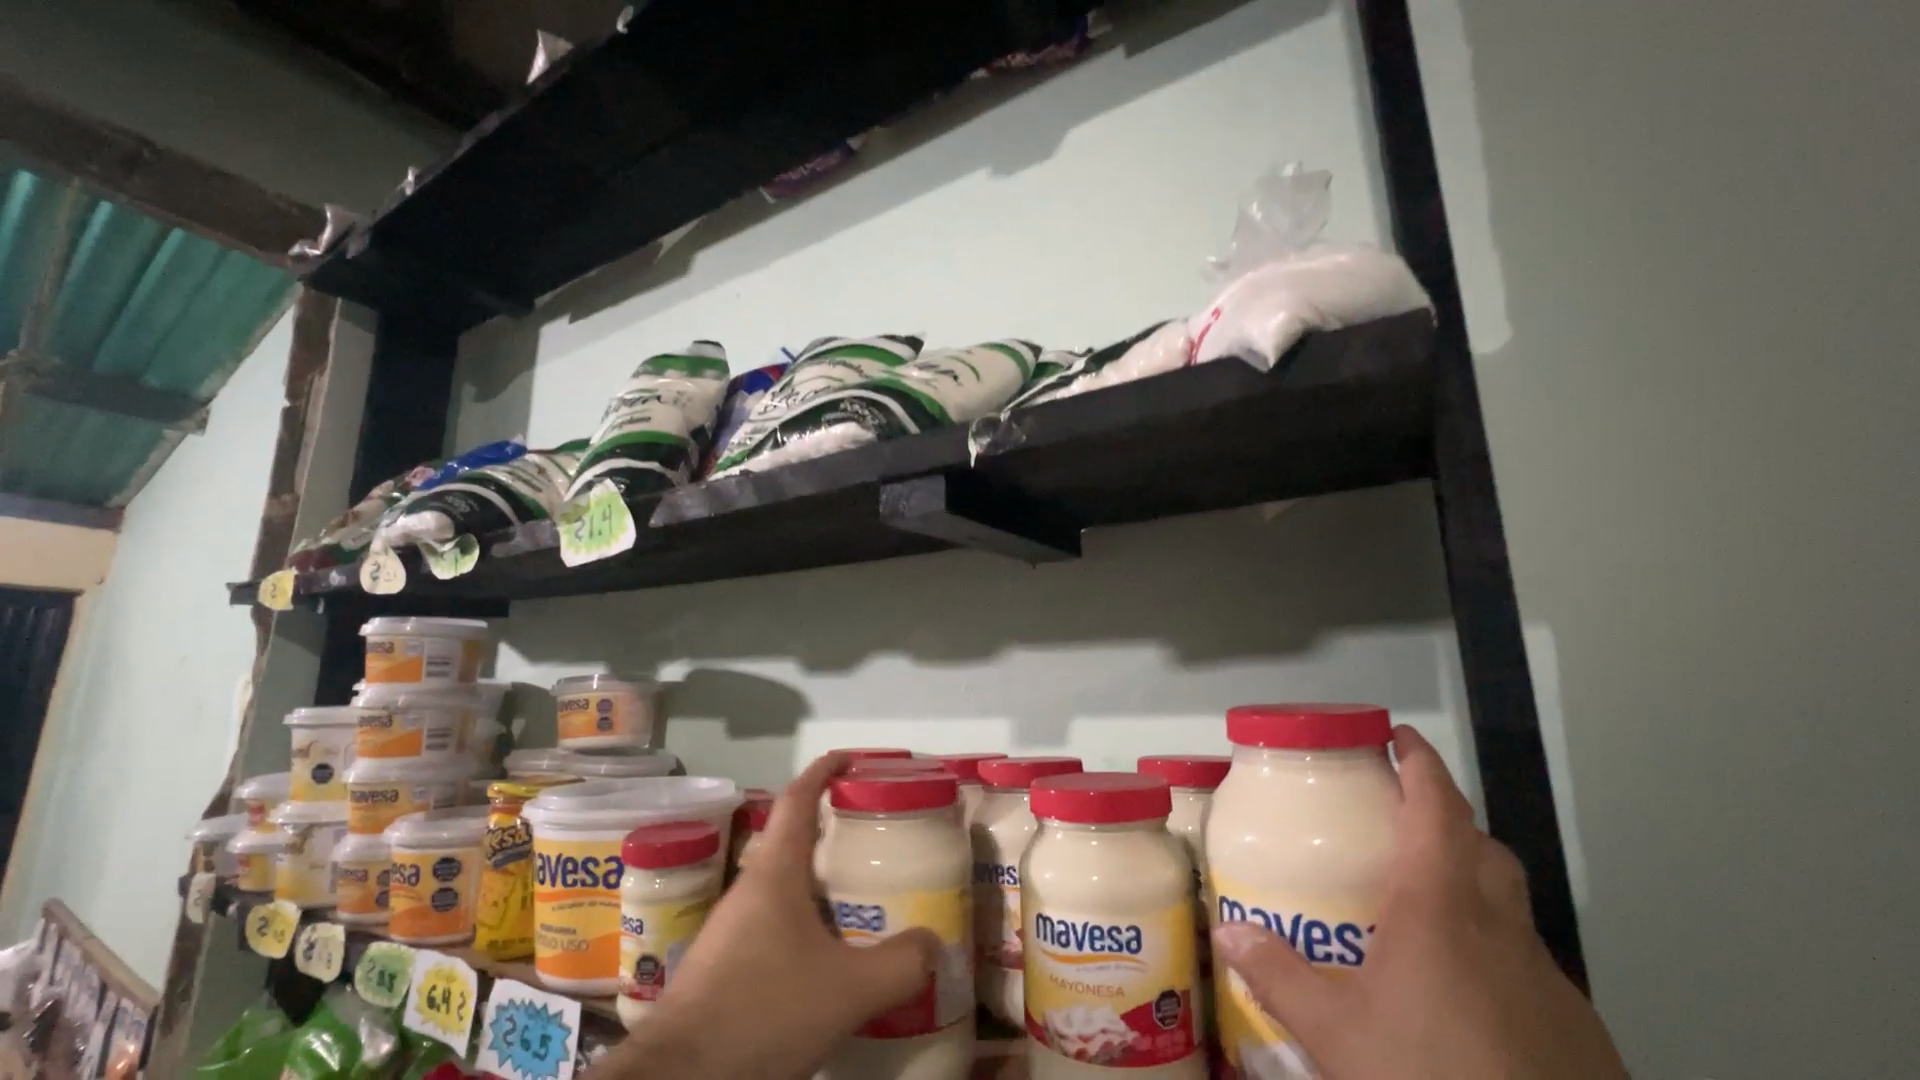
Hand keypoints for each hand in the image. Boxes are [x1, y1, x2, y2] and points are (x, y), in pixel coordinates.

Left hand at [589, 753, 939, 1079]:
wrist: (682, 1078)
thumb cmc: (763, 1010)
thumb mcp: (848, 990)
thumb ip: (901, 963)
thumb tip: (933, 943)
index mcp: (775, 874)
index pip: (798, 799)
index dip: (825, 770)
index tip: (853, 757)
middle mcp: (749, 891)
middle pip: (794, 844)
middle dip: (836, 836)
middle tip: (880, 843)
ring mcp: (730, 931)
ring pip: (784, 891)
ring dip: (822, 888)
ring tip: (865, 903)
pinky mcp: (723, 968)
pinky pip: (774, 928)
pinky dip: (807, 928)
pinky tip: (830, 962)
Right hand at [1211, 726, 1627, 1079]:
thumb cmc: (1428, 1069)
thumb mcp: (1336, 1032)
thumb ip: (1281, 975)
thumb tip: (1228, 931)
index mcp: (1440, 905)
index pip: (1437, 807)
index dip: (1420, 763)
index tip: (1398, 734)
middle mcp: (1499, 925)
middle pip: (1481, 845)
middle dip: (1444, 820)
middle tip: (1397, 825)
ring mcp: (1545, 974)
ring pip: (1509, 903)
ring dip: (1472, 882)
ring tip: (1425, 907)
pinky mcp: (1573, 1021)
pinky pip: (1529, 960)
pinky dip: (1495, 948)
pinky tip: (1465, 992)